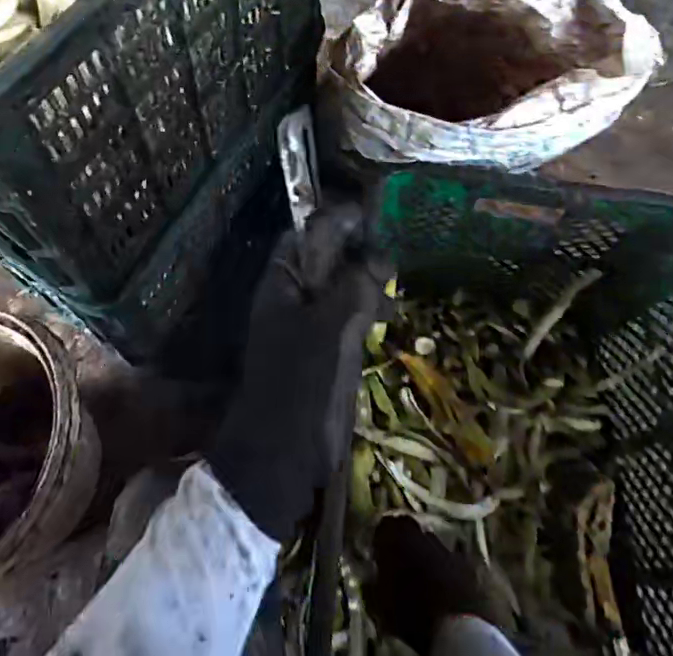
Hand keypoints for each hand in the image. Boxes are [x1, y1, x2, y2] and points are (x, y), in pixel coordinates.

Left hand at [205, 204, 389, 539]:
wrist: (281, 455)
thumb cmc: (301, 384)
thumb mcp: (332, 328)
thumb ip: (355, 286)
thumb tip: (379, 255)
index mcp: (282, 282)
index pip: (308, 232)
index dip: (337, 219)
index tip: (373, 217)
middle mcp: (291, 295)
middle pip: (325, 257)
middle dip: (357, 252)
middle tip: (391, 258)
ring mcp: (305, 323)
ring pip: (338, 286)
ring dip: (365, 282)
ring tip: (391, 295)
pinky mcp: (320, 348)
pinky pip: (344, 316)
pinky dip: (365, 310)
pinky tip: (385, 318)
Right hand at [365, 516, 496, 654]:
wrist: (455, 626)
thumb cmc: (409, 611)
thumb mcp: (379, 602)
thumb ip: (372, 582)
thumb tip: (369, 577)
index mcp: (397, 535)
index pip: (383, 525)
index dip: (380, 539)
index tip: (377, 553)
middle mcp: (422, 532)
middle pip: (409, 529)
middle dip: (403, 542)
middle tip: (398, 561)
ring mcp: (446, 547)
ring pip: (430, 543)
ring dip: (424, 554)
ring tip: (420, 576)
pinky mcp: (467, 565)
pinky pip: (450, 560)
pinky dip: (444, 568)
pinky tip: (441, 586)